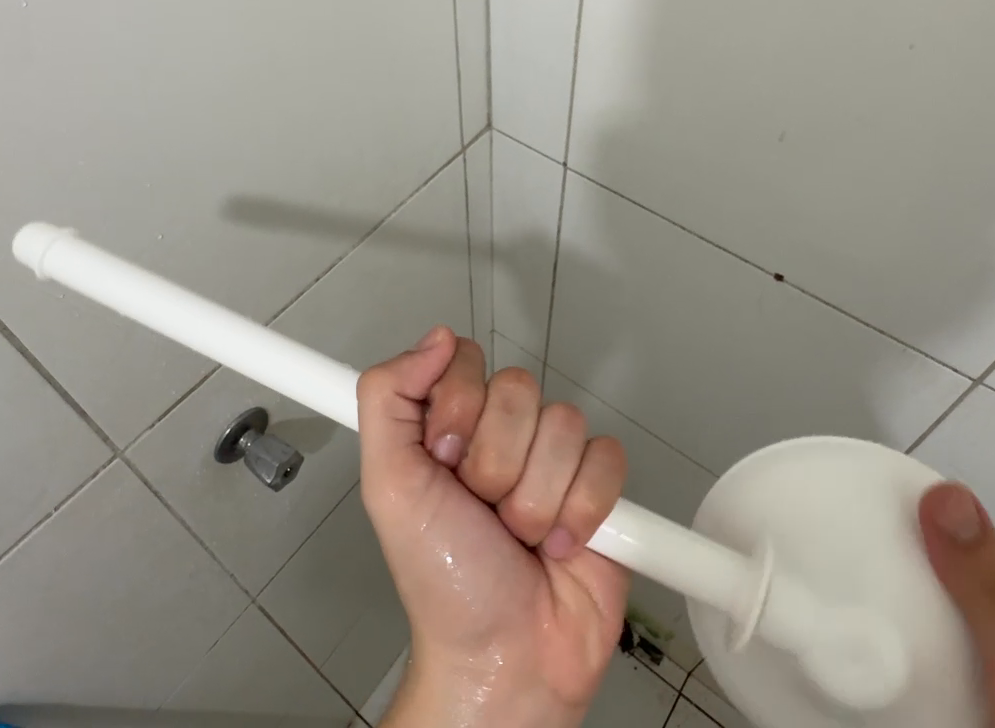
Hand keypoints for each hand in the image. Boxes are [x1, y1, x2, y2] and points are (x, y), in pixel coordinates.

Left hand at [358, 326, 629, 727]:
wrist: (507, 656)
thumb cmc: (444, 582)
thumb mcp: (389, 487)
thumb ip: (387, 399)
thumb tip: (434, 338)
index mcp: (450, 426)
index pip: (465, 360)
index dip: (459, 408)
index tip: (444, 460)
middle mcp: (501, 434)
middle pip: (519, 390)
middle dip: (497, 464)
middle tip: (483, 509)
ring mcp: (552, 459)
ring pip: (564, 424)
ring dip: (536, 497)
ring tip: (519, 535)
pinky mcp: (599, 486)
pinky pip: (606, 458)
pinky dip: (581, 511)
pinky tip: (560, 545)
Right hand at [918, 482, 994, 727]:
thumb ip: (993, 594)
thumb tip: (945, 493)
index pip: (968, 560)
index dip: (929, 591)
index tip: (906, 630)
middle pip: (966, 594)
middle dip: (939, 630)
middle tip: (924, 673)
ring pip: (968, 633)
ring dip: (946, 661)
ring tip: (943, 697)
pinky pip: (981, 664)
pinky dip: (961, 683)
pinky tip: (958, 706)